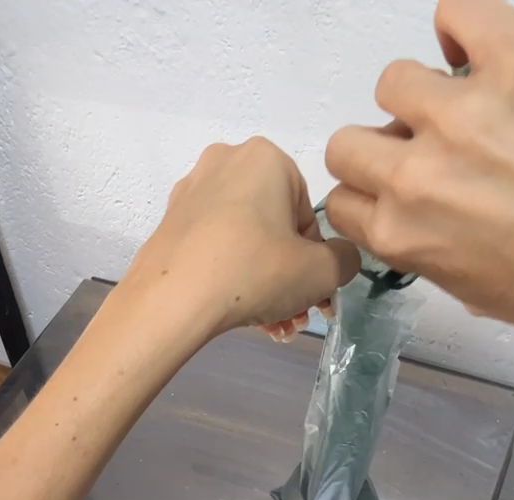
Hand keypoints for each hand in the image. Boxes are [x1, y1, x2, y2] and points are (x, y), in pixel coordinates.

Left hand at [123, 138, 359, 339]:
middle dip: (288, 280)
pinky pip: (213, 252)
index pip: (306, 216)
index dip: (316, 263)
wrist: (172, 301)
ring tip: (271, 328)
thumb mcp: (322, 272)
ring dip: (263, 288)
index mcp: (266, 158)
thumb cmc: (255, 273)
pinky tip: (240, 318)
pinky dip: (231, 281)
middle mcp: (224, 163)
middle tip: (294, 318)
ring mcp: (190, 195)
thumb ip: (345, 260)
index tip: (314, 297)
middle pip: (273, 231)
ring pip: (243, 245)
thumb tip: (338, 259)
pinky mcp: (168, 227)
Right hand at [324, 0, 513, 340]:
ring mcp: (461, 110)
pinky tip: (481, 55)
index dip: (369, 197)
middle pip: (346, 143)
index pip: (342, 200)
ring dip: (419, 97)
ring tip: (466, 107)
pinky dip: (460, 30)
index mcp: (401, 234)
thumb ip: (417, 245)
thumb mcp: (464, 288)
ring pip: (392, 80)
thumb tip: (407, 208)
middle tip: (425, 154)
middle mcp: (414, 172)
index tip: (396, 193)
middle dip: (378, 151)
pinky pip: (456, 12)